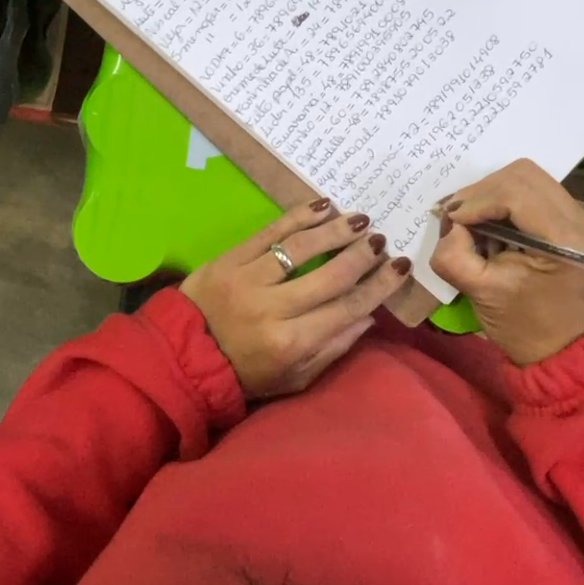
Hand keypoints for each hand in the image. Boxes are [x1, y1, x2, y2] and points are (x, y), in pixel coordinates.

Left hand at [182, 198, 413, 398]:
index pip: (348, 308)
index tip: (401, 266)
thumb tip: (368, 316)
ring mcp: (250, 279)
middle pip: (332, 275)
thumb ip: (331, 349)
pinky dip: (300, 215)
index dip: (380, 285)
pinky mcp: (230, 259)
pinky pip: (271, 231)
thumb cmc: (245, 373)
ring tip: (360, 220)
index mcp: (293, 343)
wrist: (182, 357)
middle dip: (363, 255)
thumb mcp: (293, 379)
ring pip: (303, 247)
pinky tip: (324, 206)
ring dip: (337, 230)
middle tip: (381, 241)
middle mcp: (274, 309)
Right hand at [430, 160, 583, 365]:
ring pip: (528, 178)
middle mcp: (581, 220)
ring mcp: (582, 218)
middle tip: (456, 217)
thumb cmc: (522, 326)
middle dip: (482, 191)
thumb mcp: (478, 291)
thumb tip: (451, 224)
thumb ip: (454, 254)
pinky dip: (504, 200)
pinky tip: (489, 224)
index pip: (515, 192)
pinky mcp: (574, 221)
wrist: (561, 351)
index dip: (476, 199)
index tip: (451, 220)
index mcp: (565, 240)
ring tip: (470, 221)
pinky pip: (534, 192)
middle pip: (523, 175)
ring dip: (491, 194)